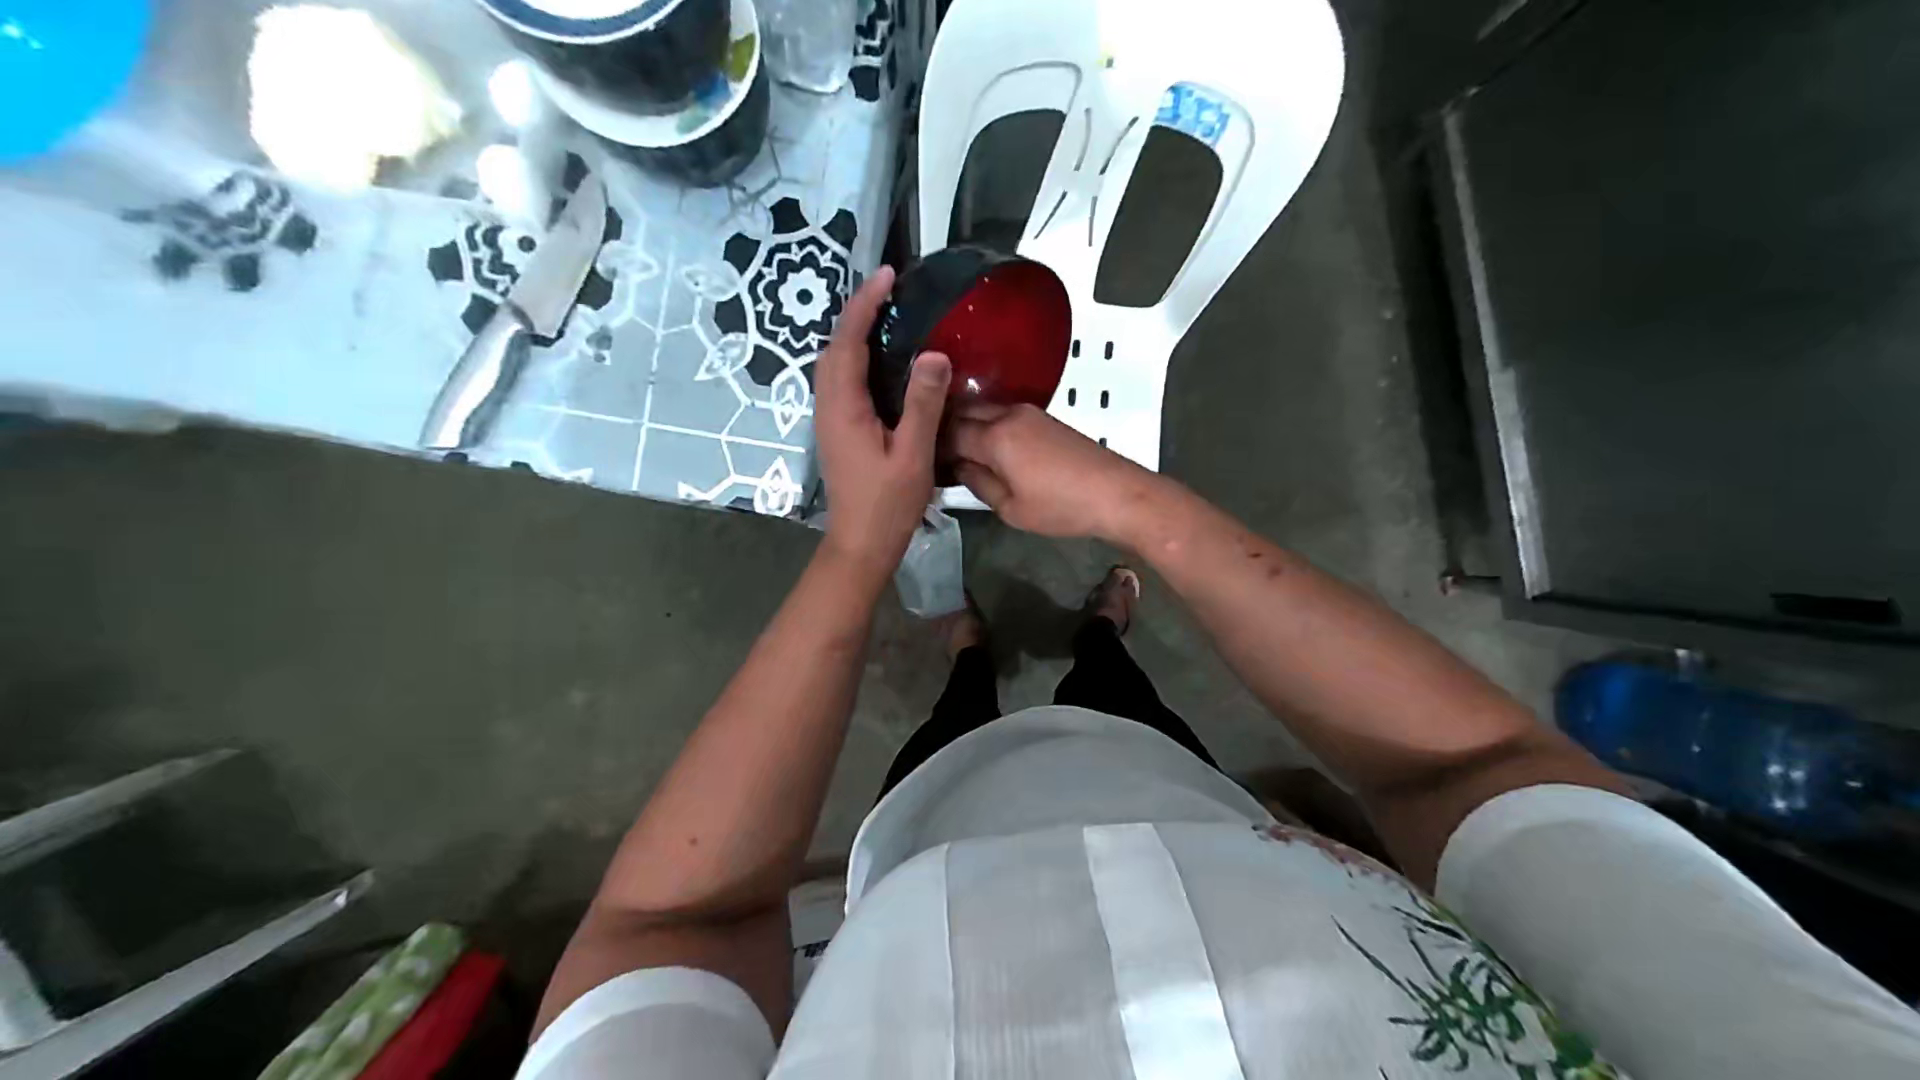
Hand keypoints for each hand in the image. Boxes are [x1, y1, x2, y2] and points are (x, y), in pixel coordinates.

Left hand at [814, 266, 951, 570]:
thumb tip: (934, 354)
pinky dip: (857, 359)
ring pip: (834, 365)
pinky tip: (884, 363)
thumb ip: (922, 404)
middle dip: (857, 314)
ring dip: (855, 335)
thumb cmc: (887, 504)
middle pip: (833, 348)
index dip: (865, 305)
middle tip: (890, 292)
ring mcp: (829, 420)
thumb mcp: (913, 455)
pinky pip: (842, 382)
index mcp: (844, 408)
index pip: (848, 342)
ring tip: (888, 317)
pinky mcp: (837, 431)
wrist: (861, 544)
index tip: (888, 276)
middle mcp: (828, 407)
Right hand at [944, 402, 1162, 542]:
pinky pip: (1003, 414)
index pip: (949, 431)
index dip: (931, 444)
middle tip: (930, 449)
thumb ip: (978, 484)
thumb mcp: (1011, 508)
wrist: (1116, 493)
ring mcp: (1029, 412)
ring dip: (966, 422)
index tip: (919, 458)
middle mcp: (1008, 414)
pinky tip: (984, 444)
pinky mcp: (1044, 418)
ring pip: (984, 409)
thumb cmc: (1061, 507)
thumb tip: (959, 468)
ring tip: (953, 446)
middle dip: (944, 426)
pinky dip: (987, 424)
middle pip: (964, 411)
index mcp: (995, 437)